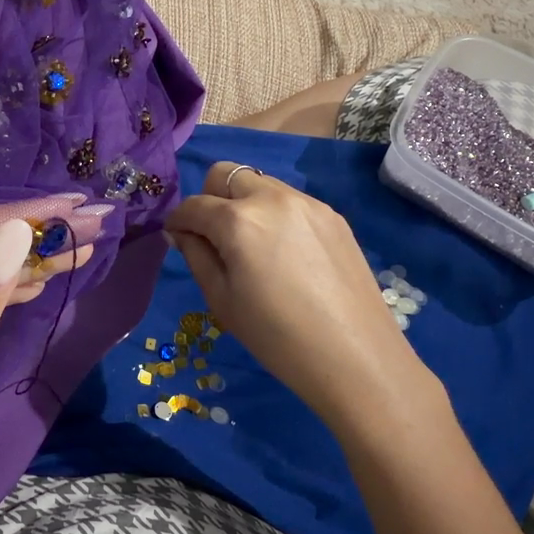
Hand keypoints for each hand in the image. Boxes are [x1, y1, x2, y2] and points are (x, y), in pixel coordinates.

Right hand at [165, 161, 429, 428]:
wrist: (357, 359)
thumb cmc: (277, 337)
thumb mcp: (221, 300)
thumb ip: (196, 256)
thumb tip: (183, 233)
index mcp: (238, 221)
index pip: (193, 205)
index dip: (178, 221)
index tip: (176, 238)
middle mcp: (272, 198)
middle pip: (226, 175)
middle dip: (211, 199)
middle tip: (215, 237)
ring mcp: (308, 204)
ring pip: (260, 184)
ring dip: (244, 204)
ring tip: (253, 247)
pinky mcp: (334, 217)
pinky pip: (290, 202)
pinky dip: (275, 215)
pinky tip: (286, 255)